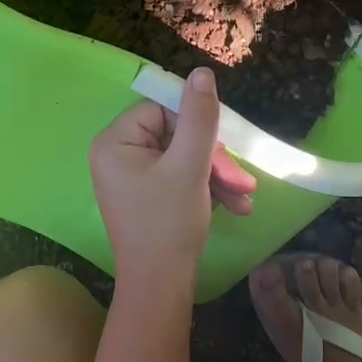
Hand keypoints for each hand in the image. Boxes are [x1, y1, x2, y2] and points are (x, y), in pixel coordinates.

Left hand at [89, 69, 255, 287]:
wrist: (161, 289)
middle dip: (213, 157)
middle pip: (175, 135)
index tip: (224, 148)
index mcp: (114, 142)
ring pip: (182, 158)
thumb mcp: (190, 165)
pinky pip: (178, 177)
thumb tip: (201, 72)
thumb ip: (198, 117)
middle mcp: (116, 155)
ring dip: (216, 175)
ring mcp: (130, 177)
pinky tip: (234, 206)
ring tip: (246, 197)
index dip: (195, 125)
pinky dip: (205, 188)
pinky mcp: (146, 197)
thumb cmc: (168, 223)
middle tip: (243, 181)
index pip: (161, 110)